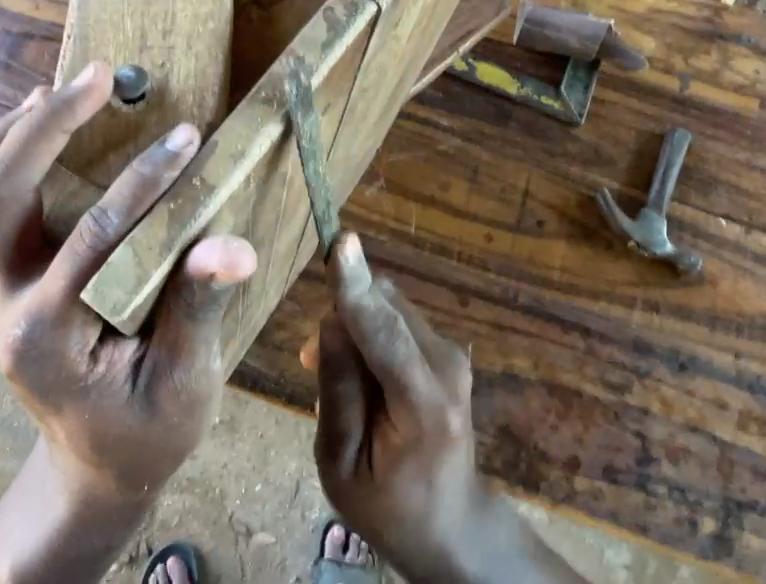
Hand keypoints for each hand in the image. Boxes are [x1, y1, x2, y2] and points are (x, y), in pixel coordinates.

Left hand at [0, 60, 258, 507]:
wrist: (96, 463)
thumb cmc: (146, 430)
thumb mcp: (185, 383)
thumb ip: (198, 309)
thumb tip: (230, 247)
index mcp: (52, 336)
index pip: (96, 237)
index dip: (145, 181)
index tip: (187, 136)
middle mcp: (6, 306)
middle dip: (48, 125)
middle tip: (97, 75)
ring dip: (10, 133)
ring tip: (56, 89)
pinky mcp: (0, 279)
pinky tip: (33, 126)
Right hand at [303, 234, 588, 583]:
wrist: (450, 523)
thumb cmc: (388, 505)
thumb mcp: (341, 465)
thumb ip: (337, 390)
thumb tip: (331, 323)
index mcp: (423, 404)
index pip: (384, 332)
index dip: (356, 287)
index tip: (342, 241)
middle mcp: (446, 365)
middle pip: (384, 307)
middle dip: (342, 316)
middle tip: (312, 361)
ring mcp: (452, 355)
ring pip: (389, 307)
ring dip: (355, 326)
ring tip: (339, 383)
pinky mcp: (448, 351)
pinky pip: (397, 320)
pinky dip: (370, 334)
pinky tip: (363, 379)